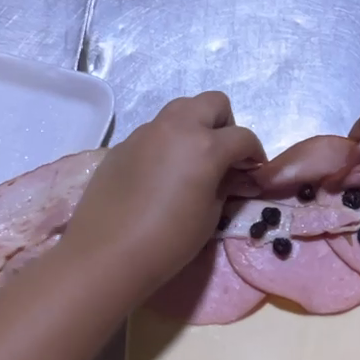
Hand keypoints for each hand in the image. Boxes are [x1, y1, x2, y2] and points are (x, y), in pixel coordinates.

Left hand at [62, 92, 264, 289]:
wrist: (105, 257)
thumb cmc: (168, 241)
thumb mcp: (211, 215)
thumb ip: (226, 185)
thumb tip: (236, 176)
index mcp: (206, 145)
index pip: (243, 136)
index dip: (255, 153)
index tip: (253, 171)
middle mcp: (177, 128)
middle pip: (213, 102)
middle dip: (225, 124)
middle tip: (222, 156)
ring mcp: (145, 133)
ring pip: (180, 110)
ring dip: (194, 126)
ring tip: (190, 160)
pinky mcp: (122, 145)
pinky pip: (153, 132)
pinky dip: (166, 143)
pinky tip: (159, 176)